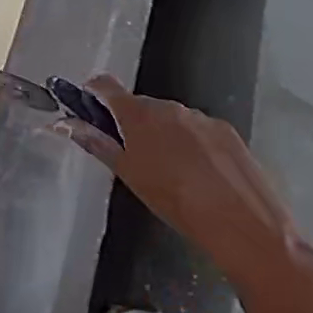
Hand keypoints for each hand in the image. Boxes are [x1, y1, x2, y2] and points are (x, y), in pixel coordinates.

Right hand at [77, 74, 303, 285]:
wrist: (244, 225)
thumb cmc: (177, 202)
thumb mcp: (129, 175)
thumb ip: (97, 144)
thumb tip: (67, 124)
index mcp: (139, 114)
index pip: (105, 86)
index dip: (92, 94)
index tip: (87, 109)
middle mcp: (170, 106)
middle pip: (141, 106)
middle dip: (132, 125)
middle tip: (133, 159)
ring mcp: (202, 117)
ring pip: (171, 119)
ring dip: (164, 136)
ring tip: (171, 176)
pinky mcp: (228, 132)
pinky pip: (199, 131)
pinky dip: (193, 146)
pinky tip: (200, 178)